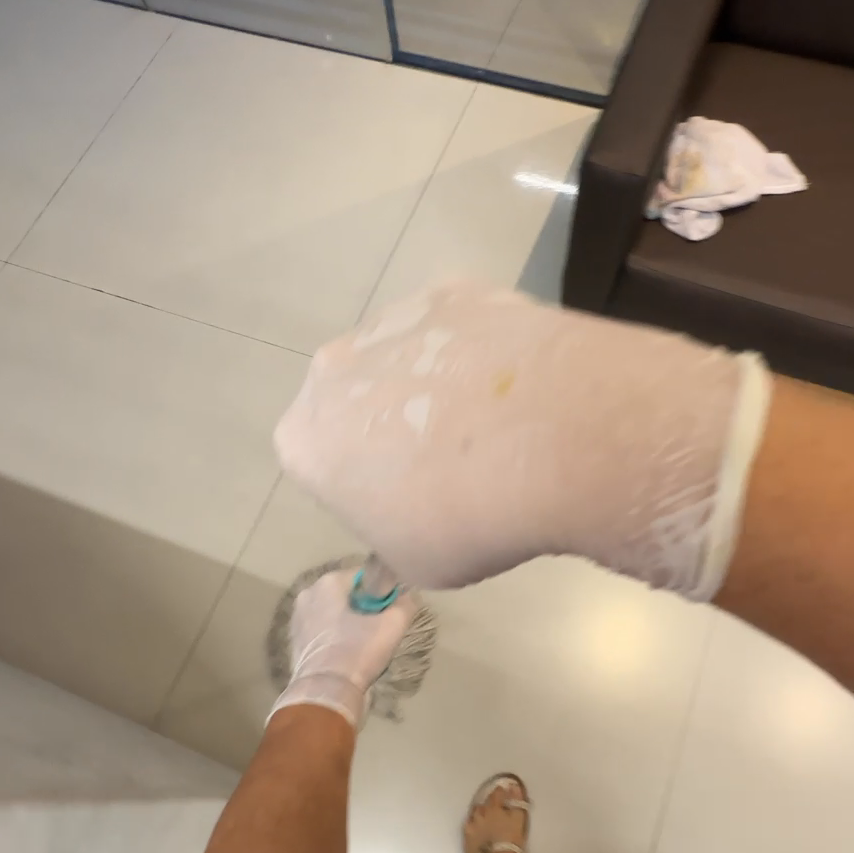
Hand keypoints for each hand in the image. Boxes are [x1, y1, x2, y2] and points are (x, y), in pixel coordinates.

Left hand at [272, 569, 417, 726]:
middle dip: (362, 607)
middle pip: (346, 594)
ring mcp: (297, 617)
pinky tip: (344, 653)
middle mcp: (308, 593)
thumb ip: (406, 604)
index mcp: (328, 582)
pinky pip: (320, 629)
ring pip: (332, 612)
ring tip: (361, 644)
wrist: (326, 692)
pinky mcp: (293, 639)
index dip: (380, 592)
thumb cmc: (358, 652)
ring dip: (347, 622)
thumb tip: (409, 595)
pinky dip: (333, 636)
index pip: (363, 576)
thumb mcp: (393, 626)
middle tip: (377, 629)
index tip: (388, 611)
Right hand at [273, 281, 770, 598]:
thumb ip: (394, 539)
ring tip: (495, 425)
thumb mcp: (415, 562)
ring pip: (402, 359)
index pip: (322, 465)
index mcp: (305, 440)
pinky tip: (518, 384)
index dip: (364, 487)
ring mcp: (390, 320)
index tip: (406, 503)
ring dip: (431, 386)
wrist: (548, 439)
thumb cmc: (463, 519)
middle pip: (354, 402)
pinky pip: (455, 330)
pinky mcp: (450, 290)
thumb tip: (403, 528)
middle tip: (449, 463)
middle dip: (389, 427)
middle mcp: (330, 371)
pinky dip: (477, 352)